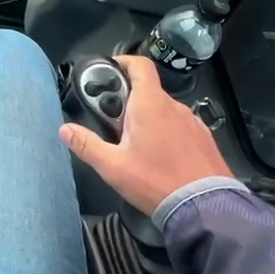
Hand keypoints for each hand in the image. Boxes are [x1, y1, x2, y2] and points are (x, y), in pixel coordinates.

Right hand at [59, 55, 230, 215]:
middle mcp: (174, 106)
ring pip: (164, 110)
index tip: (107, 74)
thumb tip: (64, 129)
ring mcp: (194, 123)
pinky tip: (163, 158)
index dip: (122, 62)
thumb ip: (86, 145)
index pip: (139, 64)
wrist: (210, 211)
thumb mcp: (113, 166)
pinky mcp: (206, 141)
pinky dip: (168, 133)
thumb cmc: (156, 181)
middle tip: (113, 124)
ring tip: (138, 146)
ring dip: (149, 119)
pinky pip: (181, 127)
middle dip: (128, 101)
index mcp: (150, 103)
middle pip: (147, 90)